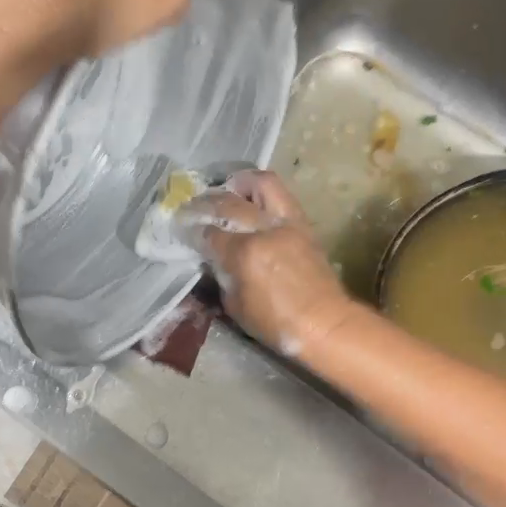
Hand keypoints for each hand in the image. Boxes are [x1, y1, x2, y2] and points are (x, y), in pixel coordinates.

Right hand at [183, 171, 356, 360]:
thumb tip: (212, 259)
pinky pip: (280, 196)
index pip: (208, 232)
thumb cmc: (276, 323)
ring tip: (226, 190)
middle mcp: (264, 229)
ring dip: (239, 182)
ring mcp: (287, 222)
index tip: (180, 229)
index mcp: (244, 254)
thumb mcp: (234, 306)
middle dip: (204, 202)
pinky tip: (250, 203)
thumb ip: (220, 275)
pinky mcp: (303, 224)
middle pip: (227, 202)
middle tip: (193, 207)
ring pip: (261, 182)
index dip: (190, 230)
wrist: (325, 324)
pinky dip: (260, 194)